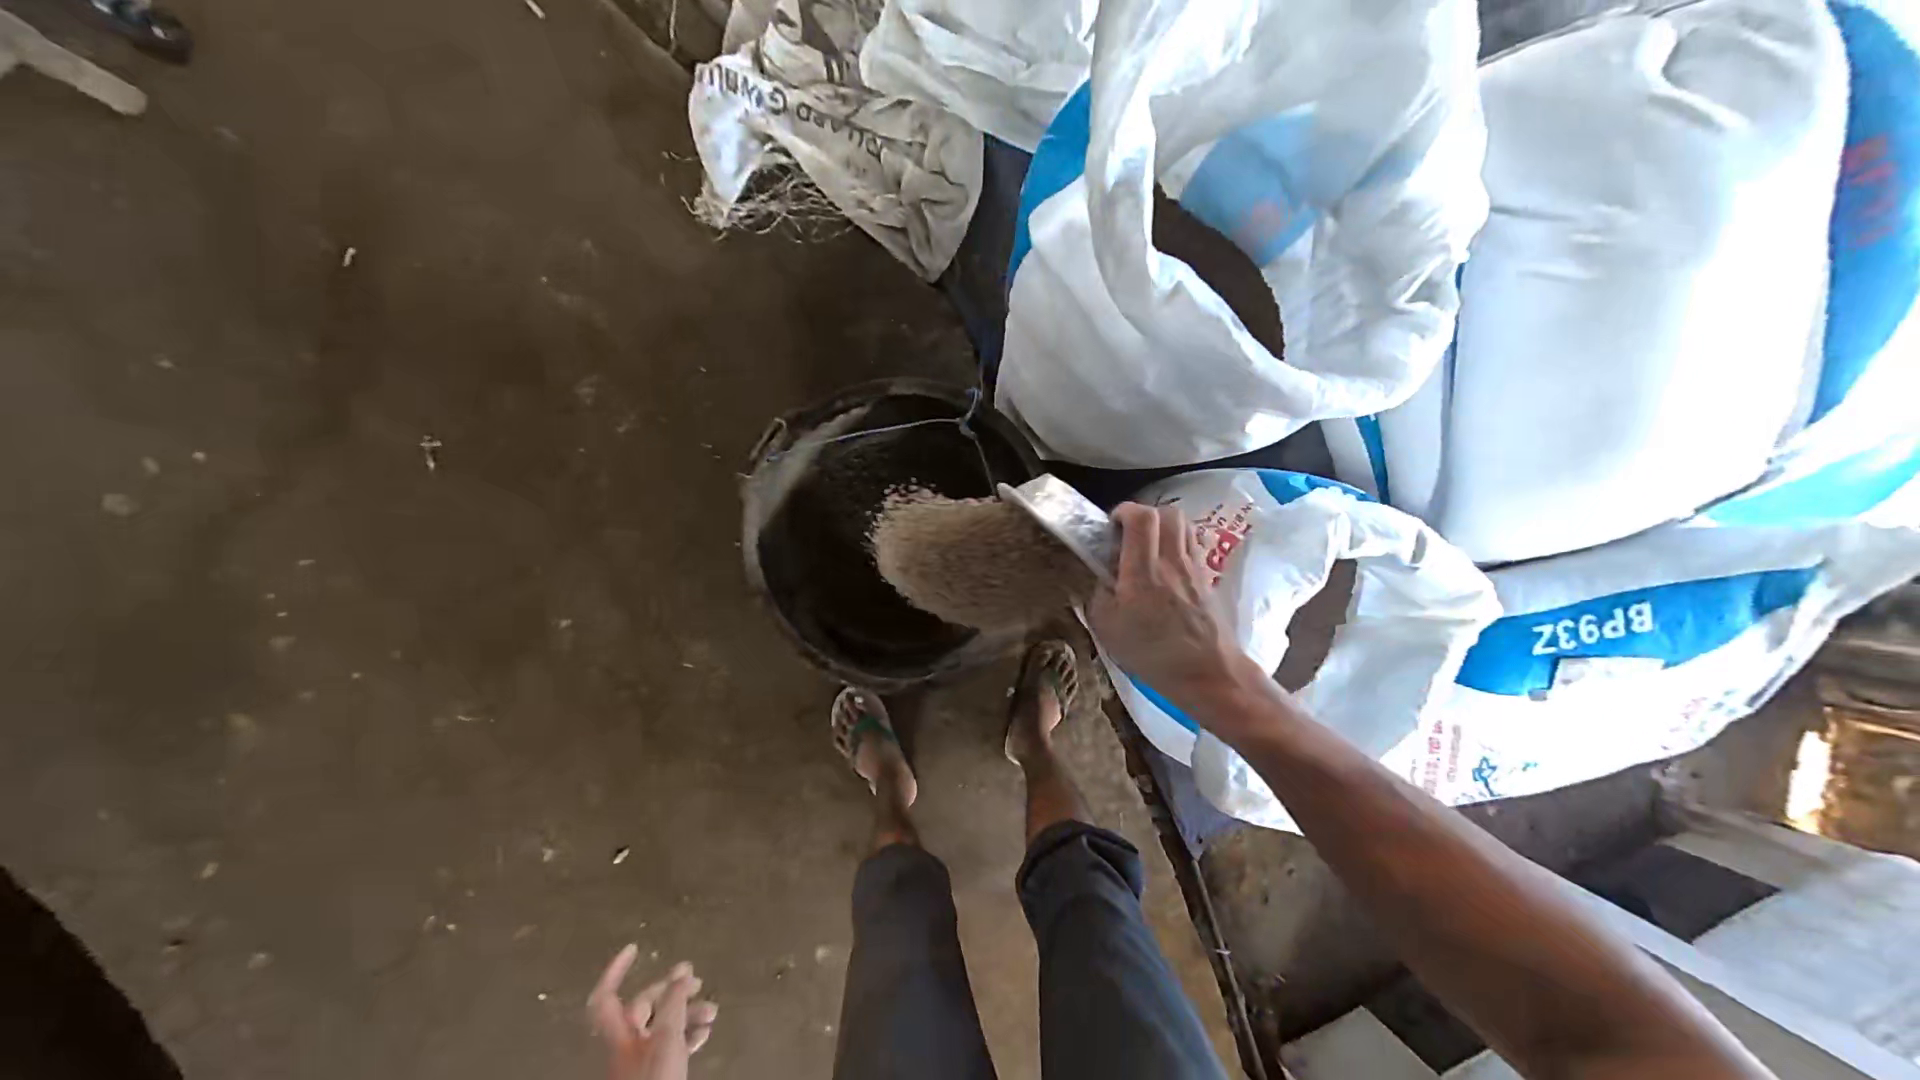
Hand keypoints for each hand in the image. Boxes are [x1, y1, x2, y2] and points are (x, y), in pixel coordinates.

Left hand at [588, 946, 718, 1079]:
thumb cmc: (655, 1079)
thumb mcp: (667, 1036)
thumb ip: (674, 1000)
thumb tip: (682, 969)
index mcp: (618, 1034)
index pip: (606, 996)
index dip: (616, 970)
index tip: (635, 948)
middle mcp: (624, 1045)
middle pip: (644, 1007)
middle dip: (673, 991)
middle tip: (699, 980)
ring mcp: (638, 1062)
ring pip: (661, 1026)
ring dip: (687, 1013)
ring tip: (713, 1012)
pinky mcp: (653, 1075)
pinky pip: (669, 1046)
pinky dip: (686, 1035)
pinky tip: (704, 1035)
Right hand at [1088, 503, 1240, 704]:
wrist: (1210, 675)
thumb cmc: (1153, 656)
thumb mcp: (1107, 629)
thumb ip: (1099, 594)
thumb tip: (1104, 576)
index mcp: (1143, 572)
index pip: (1141, 518)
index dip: (1123, 511)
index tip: (1110, 526)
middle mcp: (1172, 562)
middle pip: (1166, 512)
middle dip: (1143, 514)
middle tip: (1126, 535)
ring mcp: (1195, 568)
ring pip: (1183, 524)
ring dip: (1162, 527)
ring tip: (1146, 548)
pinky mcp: (1207, 579)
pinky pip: (1192, 545)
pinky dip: (1176, 545)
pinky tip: (1164, 569)